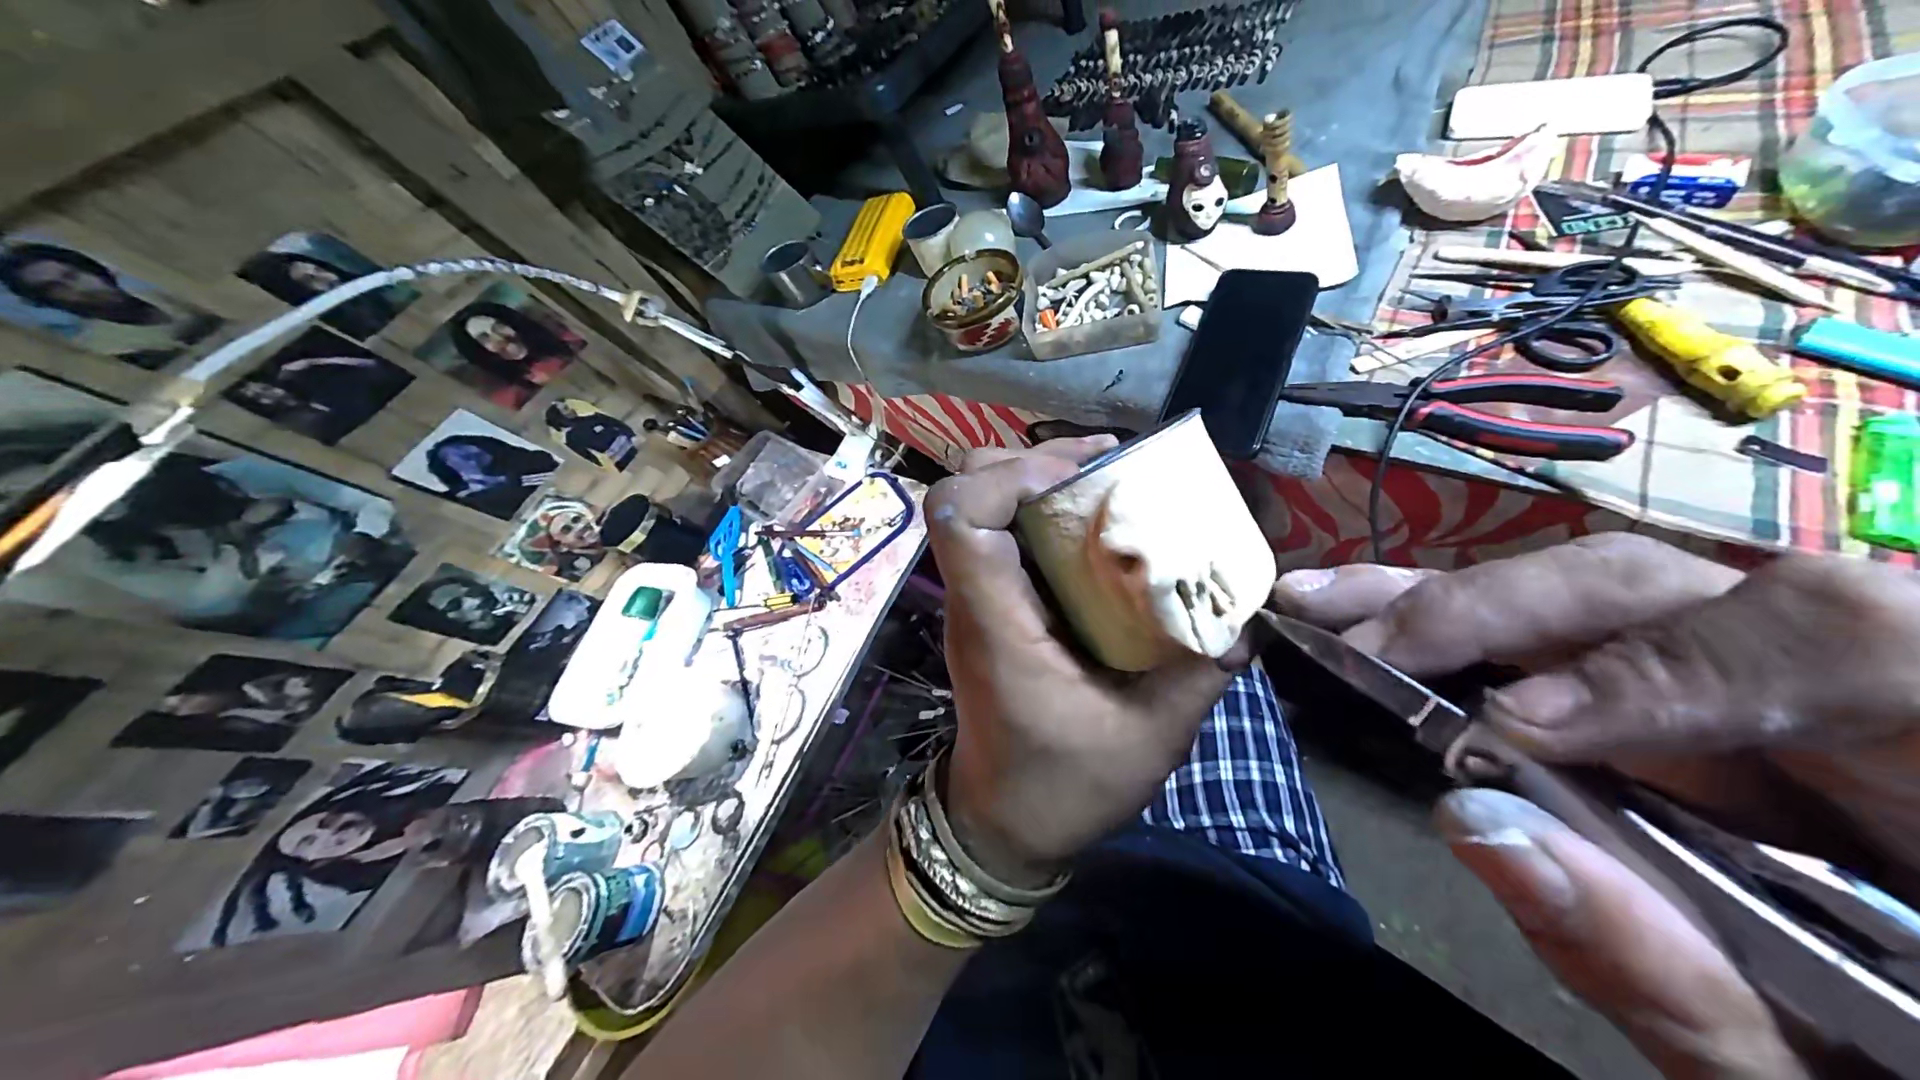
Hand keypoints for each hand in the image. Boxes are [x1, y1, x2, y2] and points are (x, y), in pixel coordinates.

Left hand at [929, 438, 1248, 887]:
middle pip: (966, 492)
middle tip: (1107, 465)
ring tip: (1109, 480)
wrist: (1006, 822)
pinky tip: (1098, 526)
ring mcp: (978, 600)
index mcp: (997, 623)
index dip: (1011, 476)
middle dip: (1032, 462)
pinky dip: (1042, 513)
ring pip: (981, 507)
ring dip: (1039, 481)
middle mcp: (975, 599)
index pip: (960, 516)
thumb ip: (1201, 668)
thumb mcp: (1152, 735)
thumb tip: (1248, 612)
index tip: (1079, 477)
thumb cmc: (1066, 786)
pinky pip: (1002, 535)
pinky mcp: (993, 607)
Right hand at [1273, 534, 1919, 1079]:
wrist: (1917, 1043)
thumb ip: (1672, 970)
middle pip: (1668, 586)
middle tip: (1362, 649)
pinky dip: (1455, 626)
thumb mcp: (1818, 1077)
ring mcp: (1747, 676)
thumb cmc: (1905, 1068)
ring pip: (1596, 589)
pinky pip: (1559, 635)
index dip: (1659, 668)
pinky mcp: (1667, 691)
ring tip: (1317, 603)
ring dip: (1444, 599)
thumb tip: (1471, 821)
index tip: (1507, 727)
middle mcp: (1845, 687)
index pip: (1842, 645)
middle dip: (1495, 610)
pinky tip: (1367, 618)